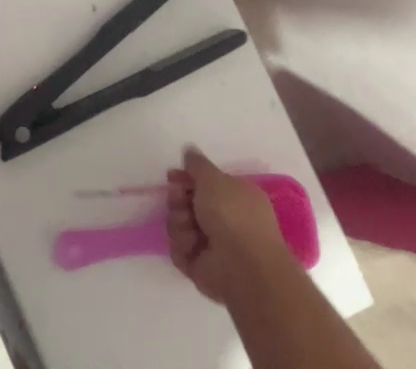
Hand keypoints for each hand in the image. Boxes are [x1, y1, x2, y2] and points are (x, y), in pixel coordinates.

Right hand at [165, 146, 287, 303]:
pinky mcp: (199, 265)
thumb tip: (190, 150)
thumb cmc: (233, 215)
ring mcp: (211, 244)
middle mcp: (224, 220)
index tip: (172, 177)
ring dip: (179, 223)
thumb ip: (198, 165)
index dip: (185, 179)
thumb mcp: (214, 179)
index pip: (203, 184)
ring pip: (179, 225)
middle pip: (186, 203)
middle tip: (180, 202)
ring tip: (190, 229)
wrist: (243, 266)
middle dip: (178, 201)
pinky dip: (182, 246)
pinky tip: (192, 247)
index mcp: (234, 197)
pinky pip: (179, 249)